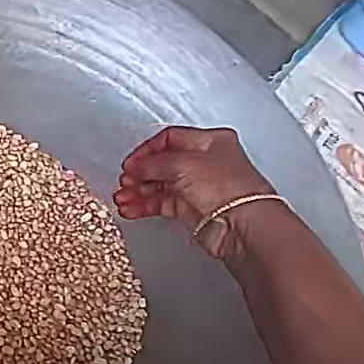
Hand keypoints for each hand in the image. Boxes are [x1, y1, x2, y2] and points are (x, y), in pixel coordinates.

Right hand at [114, 126, 276, 257]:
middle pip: (162, 164)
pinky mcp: (192, 210)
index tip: (130, 162)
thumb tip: (135, 166)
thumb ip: (154, 163)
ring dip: (138, 192)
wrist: (241, 224)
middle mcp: (204, 163)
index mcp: (210, 141)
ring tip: (122, 199)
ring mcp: (197, 187)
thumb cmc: (227, 188)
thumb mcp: (183, 164)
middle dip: (139, 173)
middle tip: (124, 181)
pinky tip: (130, 209)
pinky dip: (144, 206)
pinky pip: (162, 204)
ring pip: (160, 186)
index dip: (147, 150)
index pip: (170, 139)